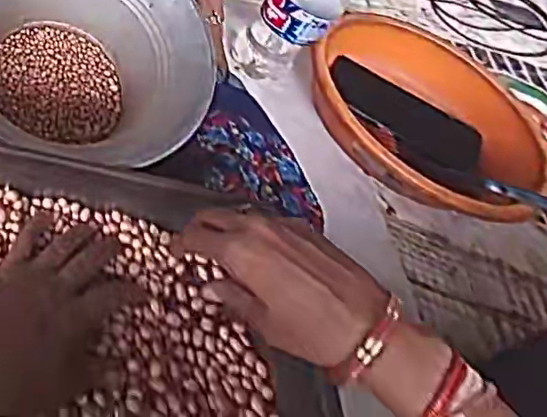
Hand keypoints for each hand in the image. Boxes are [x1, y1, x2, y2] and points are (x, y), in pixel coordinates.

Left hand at [0, 215, 137, 415]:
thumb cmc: (17, 389)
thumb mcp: (62, 386)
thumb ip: (91, 371)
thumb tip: (119, 367)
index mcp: (73, 319)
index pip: (111, 297)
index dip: (130, 292)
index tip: (143, 291)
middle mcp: (55, 289)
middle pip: (89, 260)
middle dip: (107, 250)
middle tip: (120, 243)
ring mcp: (30, 275)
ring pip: (61, 245)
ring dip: (79, 233)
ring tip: (93, 226)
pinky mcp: (7, 269)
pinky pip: (25, 240)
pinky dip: (37, 225)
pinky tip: (47, 216)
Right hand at [175, 209, 390, 368]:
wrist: (370, 327)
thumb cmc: (318, 332)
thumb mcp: (265, 323)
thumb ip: (231, 297)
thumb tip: (211, 287)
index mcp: (239, 252)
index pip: (194, 236)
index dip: (179, 243)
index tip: (176, 250)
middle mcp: (255, 229)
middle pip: (211, 215)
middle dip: (198, 229)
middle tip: (195, 246)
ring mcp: (279, 223)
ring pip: (237, 213)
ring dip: (225, 226)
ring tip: (226, 248)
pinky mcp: (301, 225)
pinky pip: (265, 218)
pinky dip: (253, 229)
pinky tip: (261, 250)